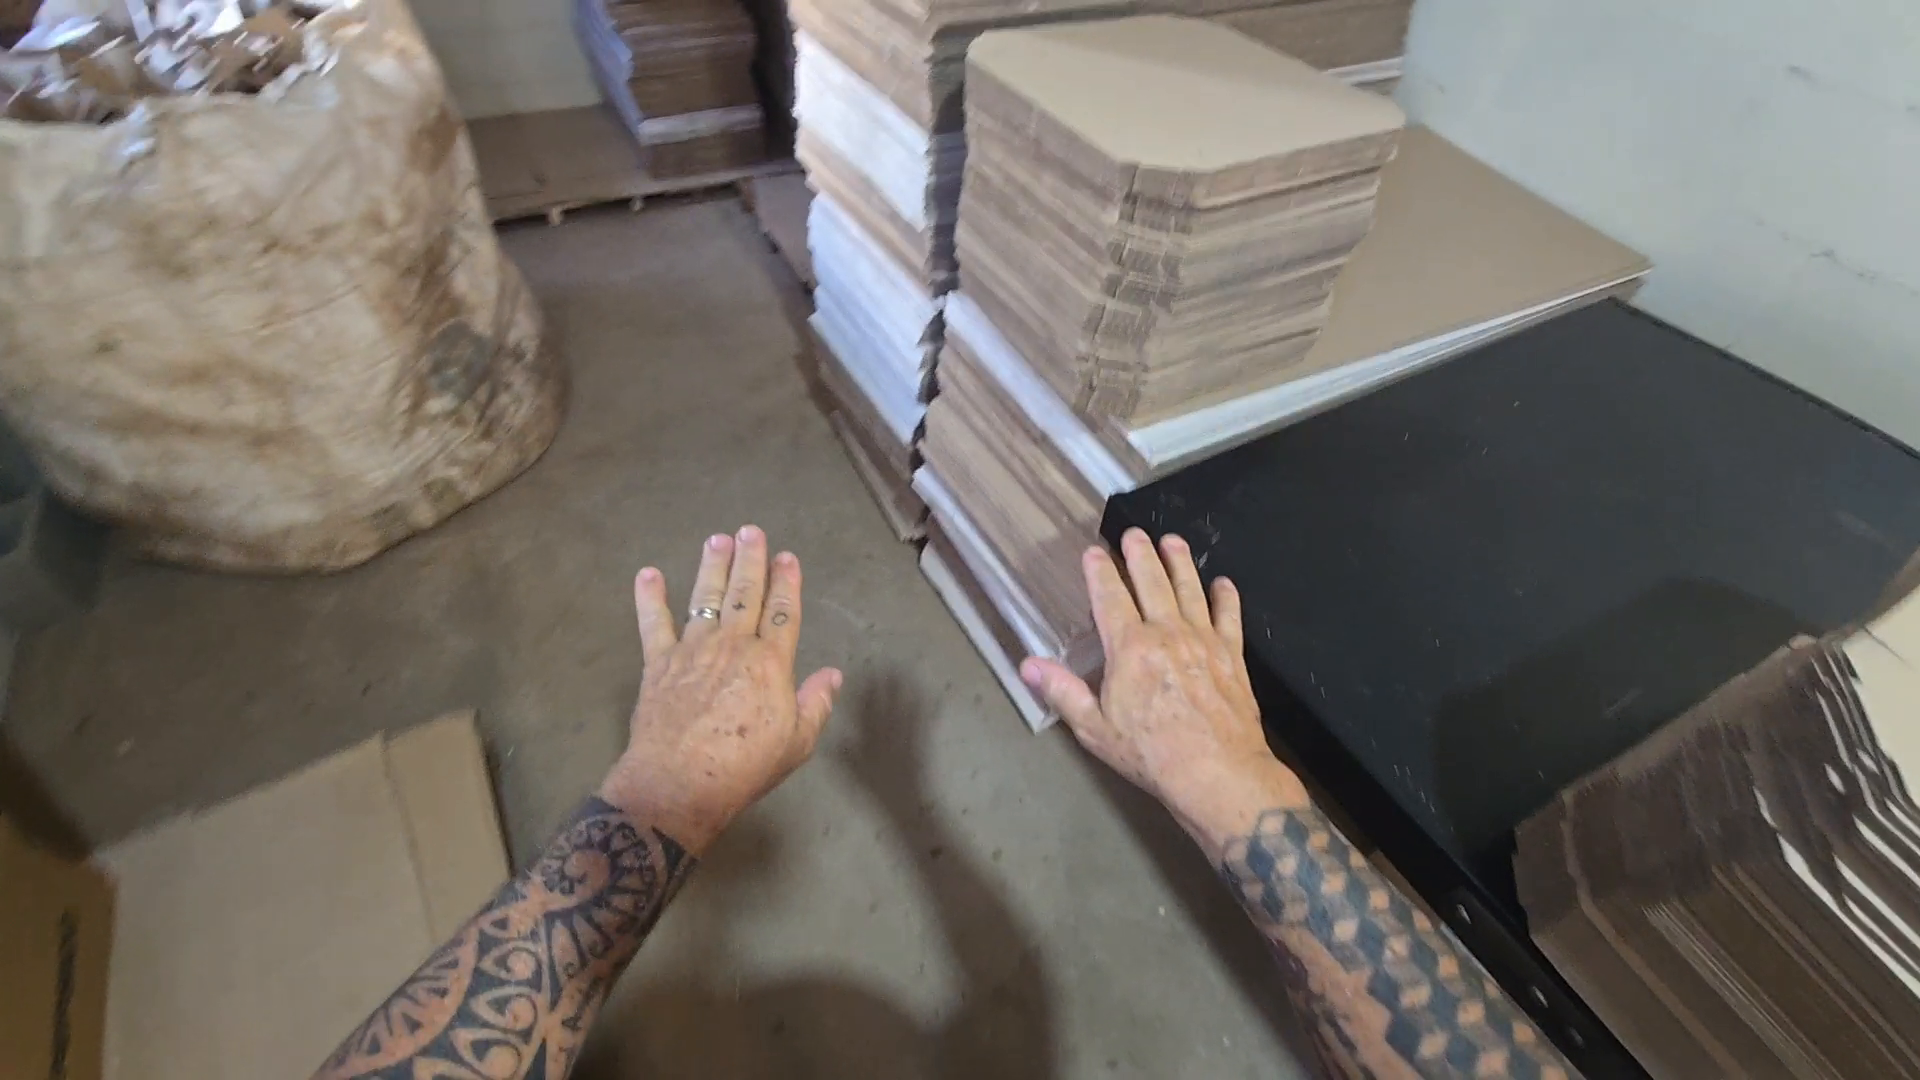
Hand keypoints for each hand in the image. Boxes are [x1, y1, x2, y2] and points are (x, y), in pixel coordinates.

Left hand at [598, 525, 842, 852]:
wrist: (678, 784)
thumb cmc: (745, 766)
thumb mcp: (797, 742)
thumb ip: (816, 704)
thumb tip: (834, 674)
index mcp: (770, 663)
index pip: (784, 613)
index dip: (787, 583)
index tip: (787, 556)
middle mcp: (734, 646)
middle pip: (745, 595)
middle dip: (750, 561)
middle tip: (751, 531)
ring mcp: (693, 651)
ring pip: (706, 599)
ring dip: (712, 567)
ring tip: (716, 539)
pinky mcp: (658, 663)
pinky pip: (653, 624)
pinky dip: (650, 598)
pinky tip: (648, 574)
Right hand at [1020, 528, 1304, 844]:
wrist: (1218, 774)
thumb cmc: (1150, 753)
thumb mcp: (1094, 728)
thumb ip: (1063, 691)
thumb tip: (1027, 665)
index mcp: (1130, 648)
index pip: (1110, 598)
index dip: (1100, 572)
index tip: (1094, 552)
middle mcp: (1167, 634)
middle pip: (1152, 583)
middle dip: (1141, 555)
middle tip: (1135, 533)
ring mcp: (1204, 641)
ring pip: (1190, 590)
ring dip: (1180, 563)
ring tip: (1174, 541)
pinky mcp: (1232, 656)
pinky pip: (1230, 617)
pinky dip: (1226, 598)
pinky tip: (1224, 584)